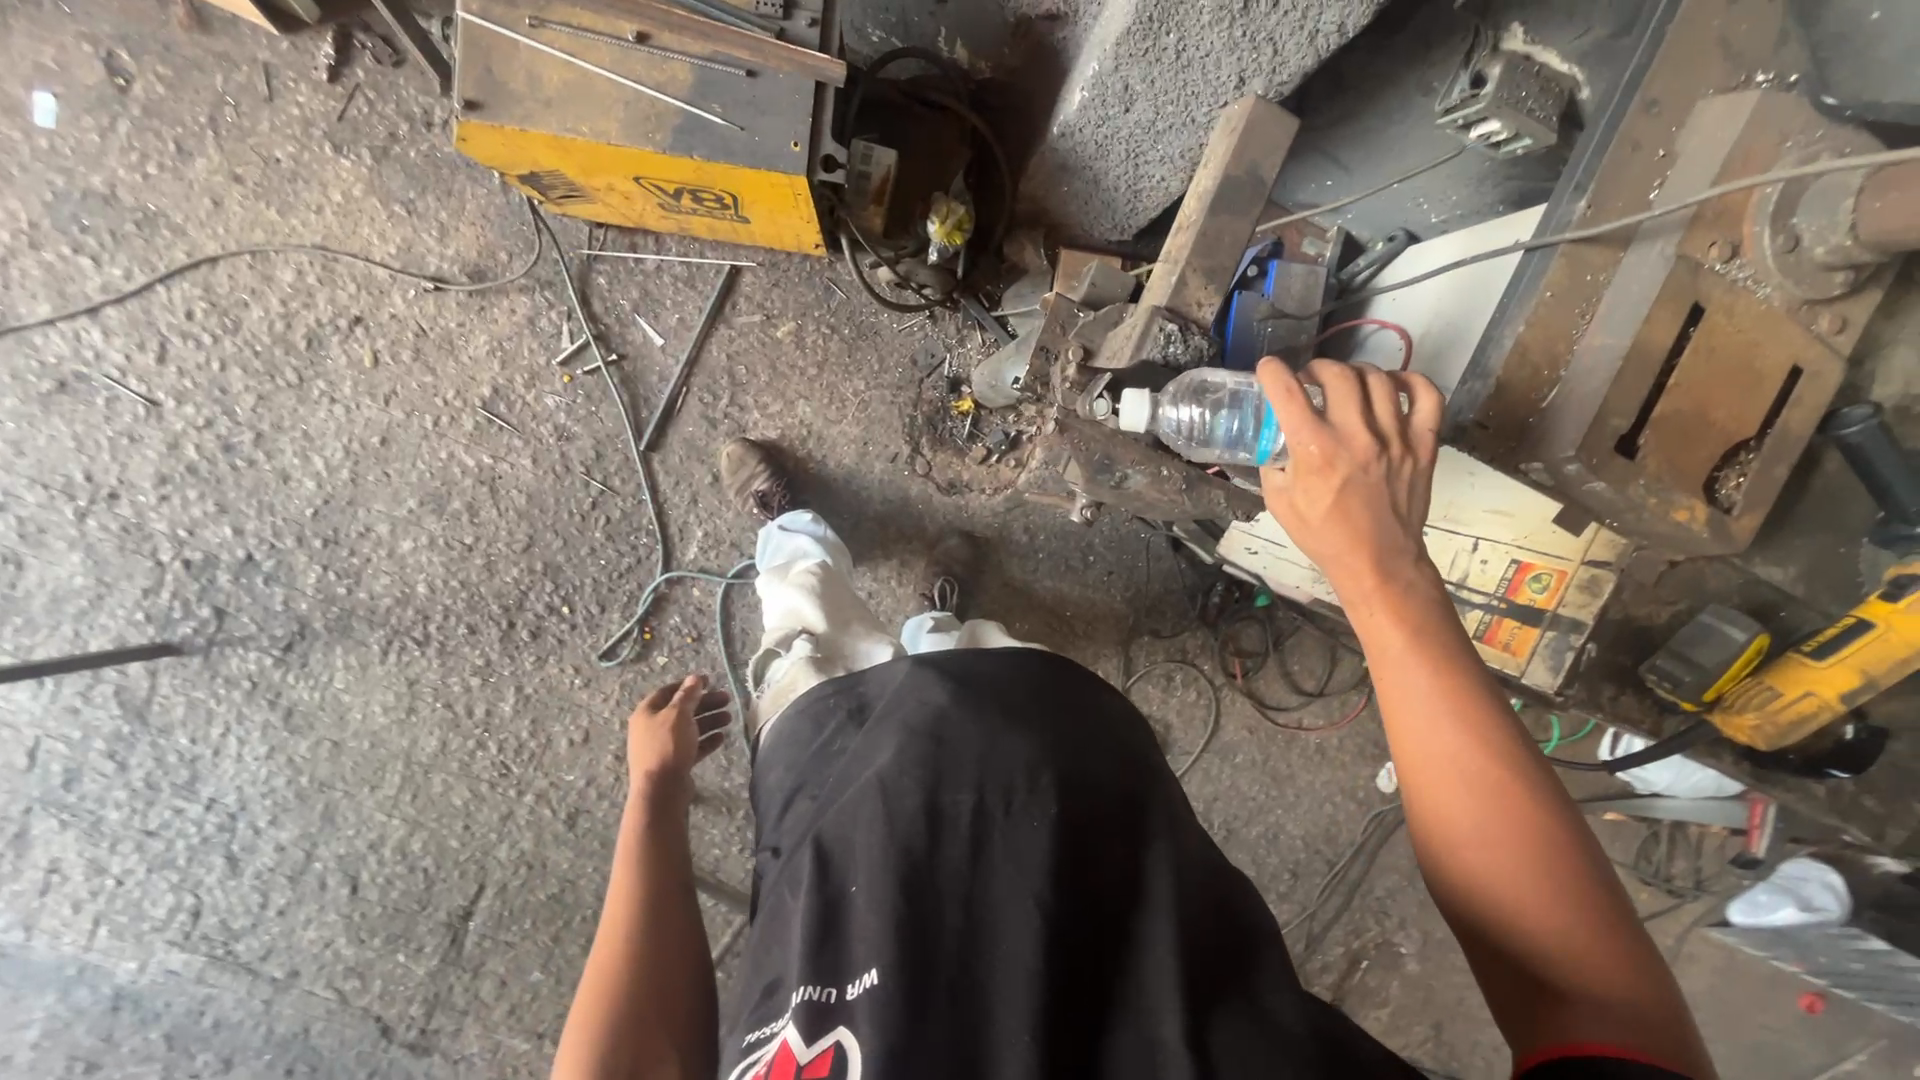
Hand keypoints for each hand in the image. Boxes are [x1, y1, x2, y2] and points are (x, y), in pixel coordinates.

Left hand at [626, 675, 731, 795]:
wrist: (661, 790)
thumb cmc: (667, 746)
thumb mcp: (678, 714)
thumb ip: (688, 695)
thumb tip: (694, 678)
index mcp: (647, 712)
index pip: (669, 691)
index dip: (689, 685)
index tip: (710, 681)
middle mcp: (652, 728)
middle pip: (682, 710)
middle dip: (705, 703)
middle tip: (727, 700)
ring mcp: (663, 746)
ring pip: (689, 728)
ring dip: (709, 721)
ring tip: (729, 719)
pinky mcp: (673, 763)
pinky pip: (692, 746)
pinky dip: (706, 741)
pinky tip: (721, 738)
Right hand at [1254, 357, 1443, 599]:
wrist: (1377, 560)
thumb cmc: (1322, 534)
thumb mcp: (1278, 501)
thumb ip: (1273, 463)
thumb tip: (1272, 439)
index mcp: (1314, 450)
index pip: (1288, 392)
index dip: (1272, 372)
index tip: (1268, 369)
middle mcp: (1355, 435)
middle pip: (1337, 373)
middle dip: (1317, 368)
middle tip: (1310, 379)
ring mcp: (1394, 436)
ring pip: (1377, 378)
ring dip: (1355, 373)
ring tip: (1346, 383)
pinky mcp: (1423, 444)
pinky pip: (1426, 395)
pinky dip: (1409, 381)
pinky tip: (1392, 386)